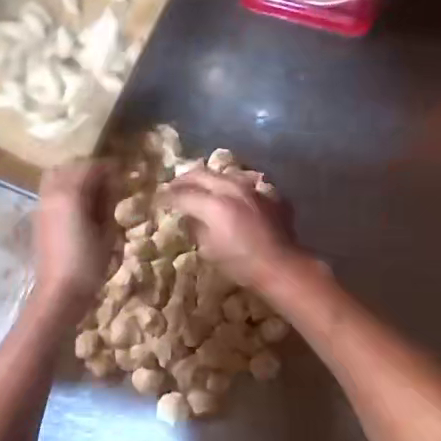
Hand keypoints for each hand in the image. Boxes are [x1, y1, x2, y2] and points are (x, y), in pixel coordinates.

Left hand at [33, 161, 108, 311]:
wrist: (58, 292)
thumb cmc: (88, 265)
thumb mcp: (107, 233)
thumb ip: (108, 204)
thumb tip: (112, 186)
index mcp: (70, 194)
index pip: (90, 167)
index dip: (108, 168)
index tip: (124, 172)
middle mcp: (52, 193)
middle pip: (70, 167)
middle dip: (89, 169)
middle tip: (108, 182)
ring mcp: (41, 205)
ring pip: (56, 176)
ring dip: (74, 177)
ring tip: (93, 193)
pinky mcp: (38, 218)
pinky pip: (50, 191)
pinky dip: (64, 190)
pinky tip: (79, 207)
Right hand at [161, 168, 303, 290]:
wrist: (282, 266)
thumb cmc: (241, 264)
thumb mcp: (209, 249)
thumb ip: (197, 227)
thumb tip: (191, 216)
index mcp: (214, 204)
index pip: (183, 194)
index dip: (168, 197)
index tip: (159, 199)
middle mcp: (232, 189)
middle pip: (202, 175)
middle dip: (184, 179)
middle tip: (173, 185)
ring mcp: (253, 189)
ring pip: (224, 174)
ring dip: (209, 178)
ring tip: (201, 185)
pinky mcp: (269, 195)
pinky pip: (246, 184)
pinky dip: (233, 188)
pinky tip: (232, 195)